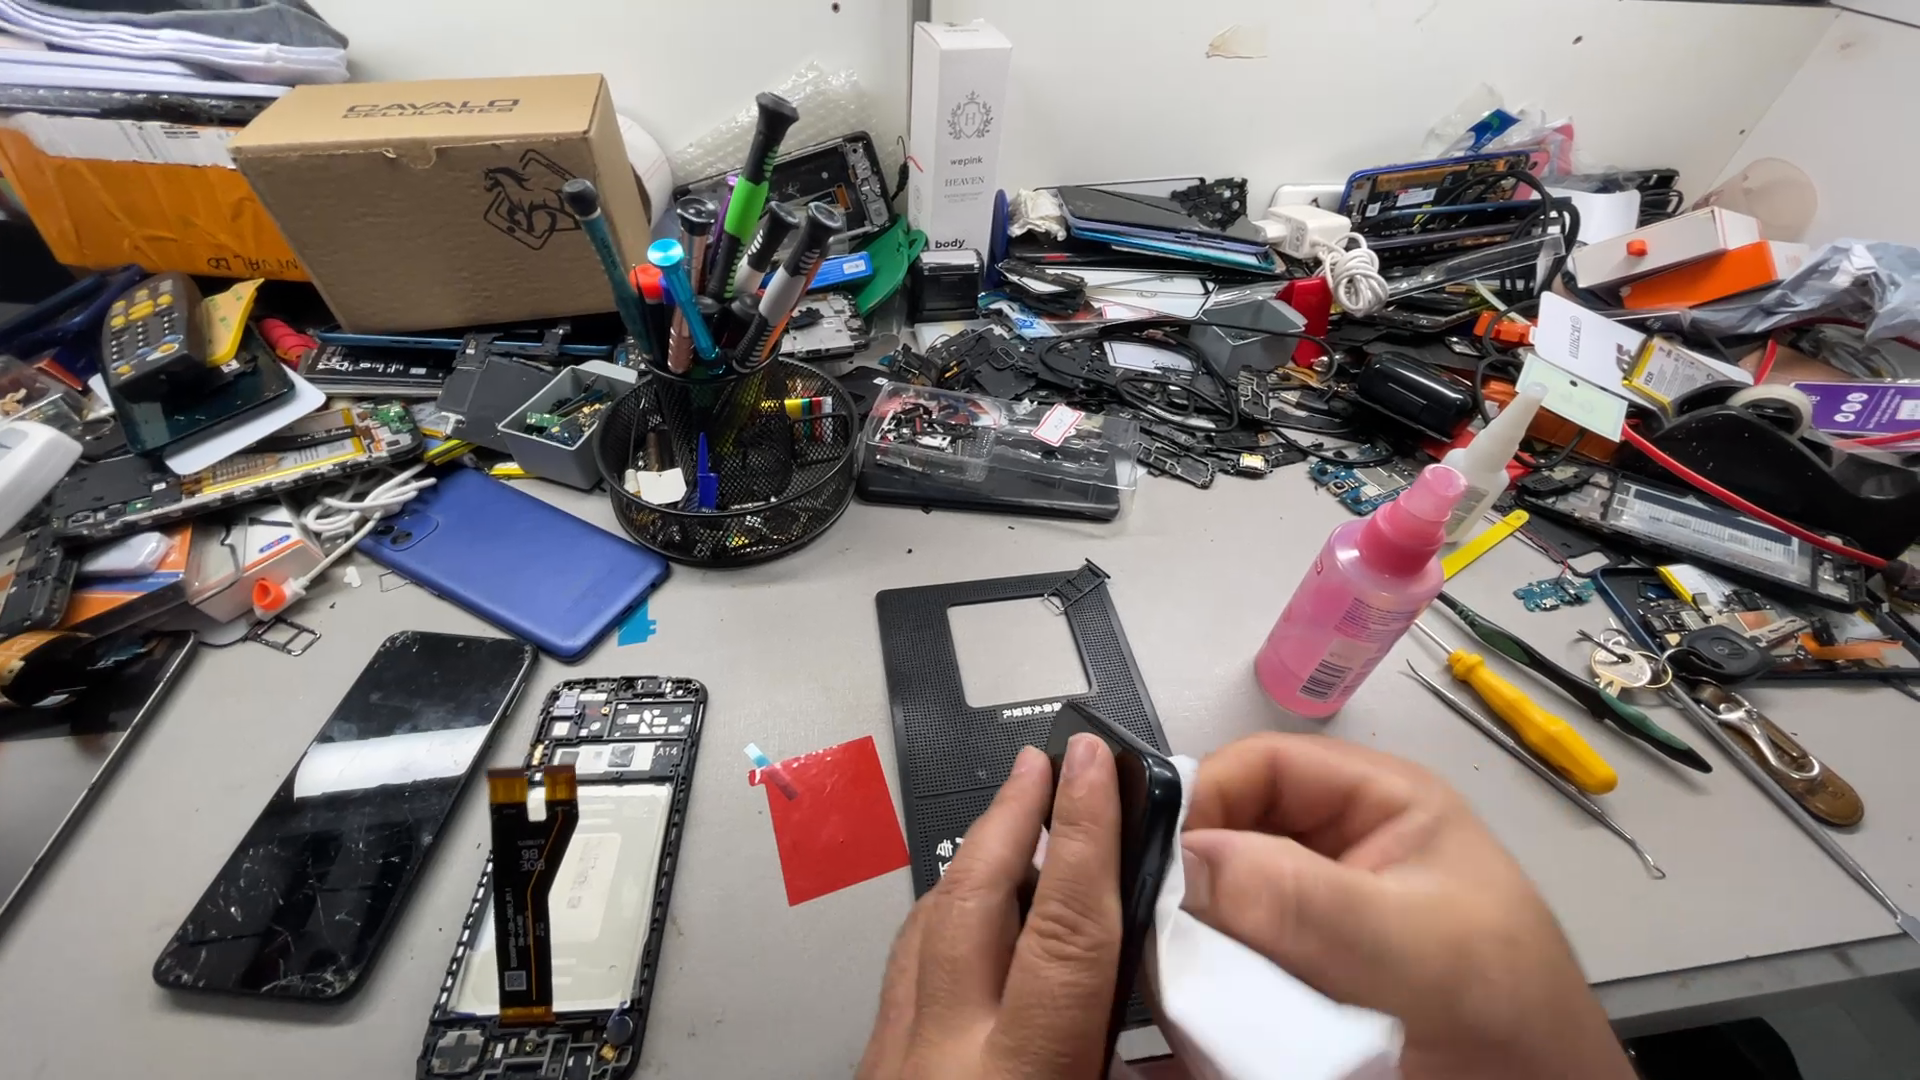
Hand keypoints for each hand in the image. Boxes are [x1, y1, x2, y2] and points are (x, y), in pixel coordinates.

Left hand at [857, 735, 1123, 1079]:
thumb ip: (1130, 1067)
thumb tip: (1182, 1020)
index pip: (1061, 928)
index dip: (1081, 834)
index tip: (1092, 765)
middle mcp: (939, 1057)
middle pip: (968, 896)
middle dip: (1008, 814)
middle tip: (1040, 763)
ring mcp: (891, 1056)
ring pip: (926, 919)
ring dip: (975, 857)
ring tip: (1013, 820)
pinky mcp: (869, 1063)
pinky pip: (903, 962)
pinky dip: (944, 915)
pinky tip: (970, 906)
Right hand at [1179, 734, 1632, 1079]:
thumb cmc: (1507, 1030)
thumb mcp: (1417, 955)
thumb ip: (1303, 900)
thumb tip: (1183, 859)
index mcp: (1376, 798)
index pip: (1262, 763)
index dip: (1205, 798)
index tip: (1162, 863)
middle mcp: (1335, 837)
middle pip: (1232, 821)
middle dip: (1195, 870)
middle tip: (1159, 924)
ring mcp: (1310, 898)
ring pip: (1221, 884)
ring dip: (1195, 922)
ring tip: (1172, 964)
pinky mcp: (1291, 956)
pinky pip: (1228, 939)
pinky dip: (1206, 963)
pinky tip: (1197, 991)